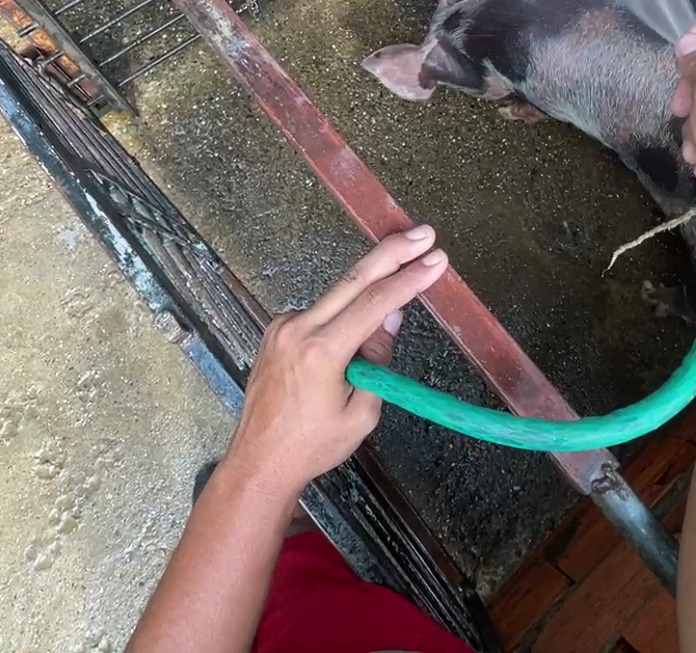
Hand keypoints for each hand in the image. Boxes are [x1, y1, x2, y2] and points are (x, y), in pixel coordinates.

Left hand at [222, 226, 447, 501]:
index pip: (374, 304)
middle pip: (353, 278)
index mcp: (321, 351)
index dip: (409, 279)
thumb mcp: (361, 412)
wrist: (259, 460)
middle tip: (425, 233)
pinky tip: (352, 340)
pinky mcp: (277, 328)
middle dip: (393, 252)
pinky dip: (343, 314)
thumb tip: (391, 314)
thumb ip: (377, 358)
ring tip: (402, 279)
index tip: (436, 260)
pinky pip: (321, 312)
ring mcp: (283, 325)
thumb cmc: (313, 446)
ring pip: (337, 295)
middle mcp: (297, 328)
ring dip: (371, 286)